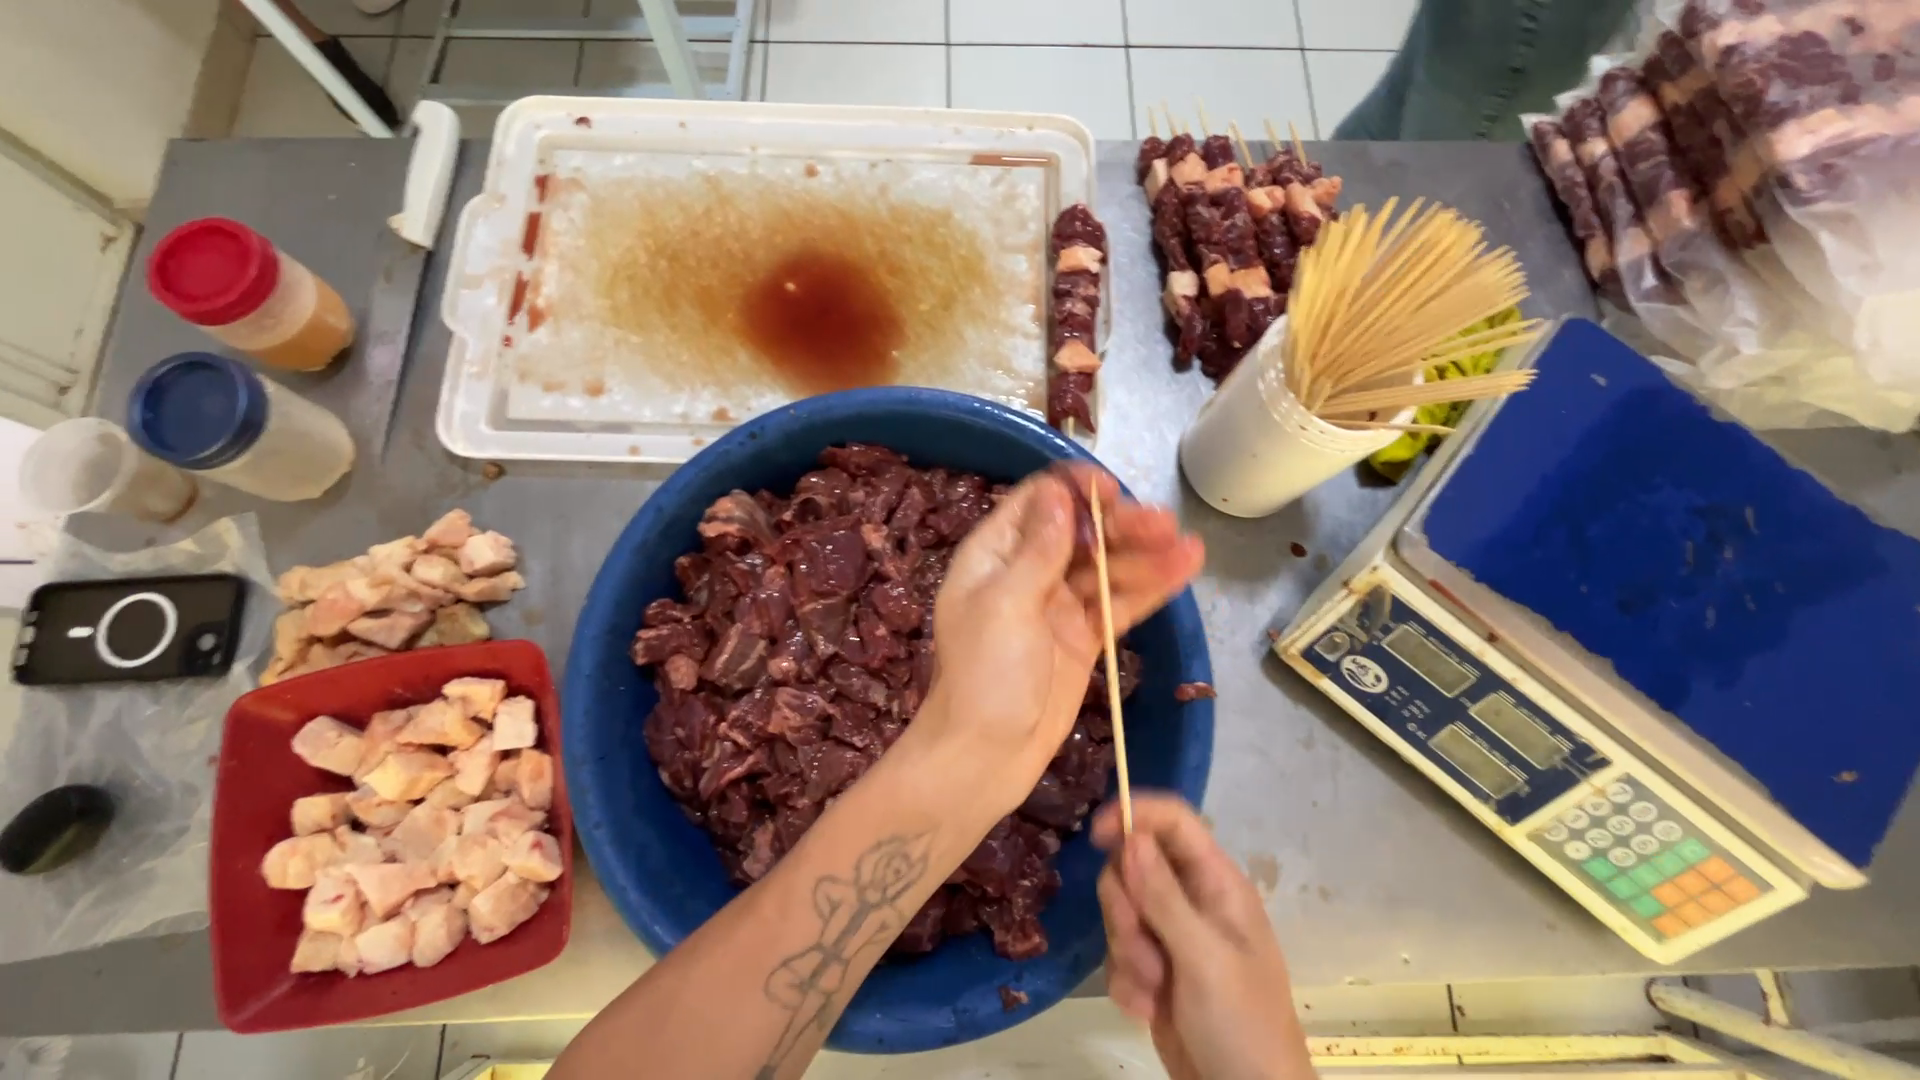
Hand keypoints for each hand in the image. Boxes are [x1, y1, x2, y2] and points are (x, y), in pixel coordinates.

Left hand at [917, 468, 1203, 816]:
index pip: (1037, 503)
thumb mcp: (1005, 603)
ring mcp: (1058, 606)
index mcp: (994, 554)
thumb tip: (1058, 494)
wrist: (986, 754)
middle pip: (1080, 533)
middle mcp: (1027, 572)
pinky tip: (1184, 568)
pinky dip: (1150, 587)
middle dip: (1120, 525)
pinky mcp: (1084, 637)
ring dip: (1144, 554)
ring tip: (1187, 546)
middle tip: (1162, 523)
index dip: (1074, 491)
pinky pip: (1119, 603)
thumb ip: (1038, 550)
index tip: (1112, 491)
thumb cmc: (985, 673)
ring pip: (1106, 567)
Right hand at [1094, 795, 1311, 1079]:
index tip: (1096, 834)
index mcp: (1217, 884)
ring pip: (1120, 910)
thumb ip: (1164, 896)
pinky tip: (1147, 1009)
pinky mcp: (1152, 970)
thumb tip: (1131, 834)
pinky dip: (1125, 981)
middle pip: (1133, 866)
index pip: (1173, 822)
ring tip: (1153, 989)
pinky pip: (1117, 952)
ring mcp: (1170, 935)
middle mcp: (1191, 900)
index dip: (1135, 815)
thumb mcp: (1204, 959)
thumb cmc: (1242, 1024)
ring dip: (1126, 952)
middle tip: (1143, 947)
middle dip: (1126, 909)